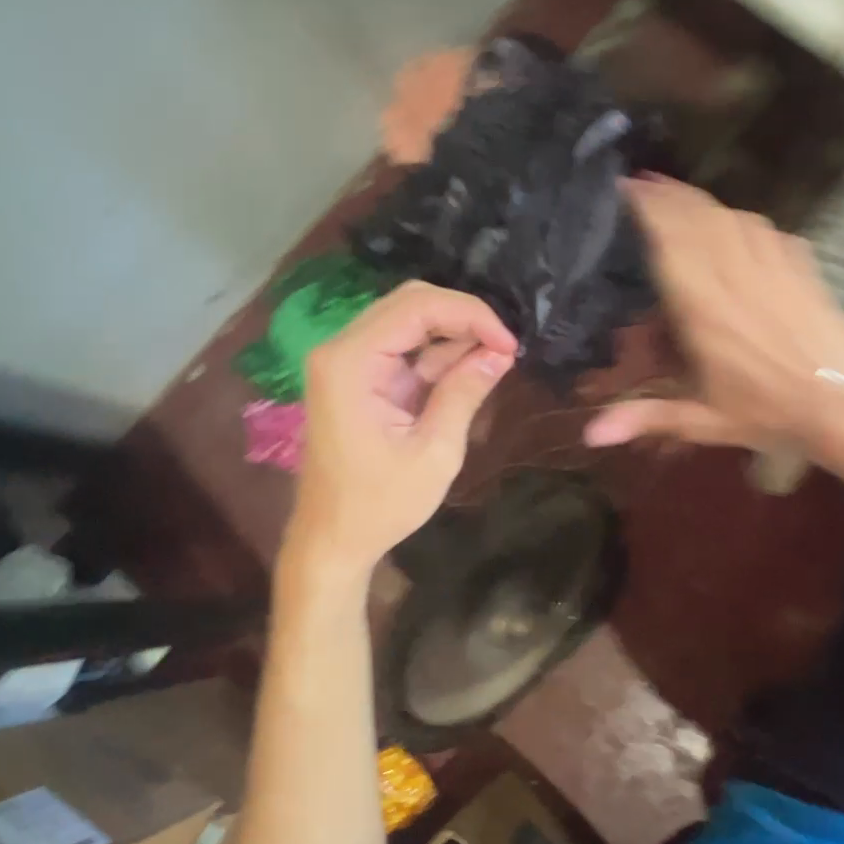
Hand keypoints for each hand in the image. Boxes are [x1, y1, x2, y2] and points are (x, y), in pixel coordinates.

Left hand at [294, 281, 516, 571]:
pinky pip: (403, 349)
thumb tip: (501, 353)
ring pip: (409, 322)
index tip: (510, 345)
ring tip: (495, 361)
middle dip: (463, 318)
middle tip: (505, 350)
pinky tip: (470, 371)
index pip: (417, 307)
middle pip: (410, 304)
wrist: (333, 539)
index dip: (470, 315)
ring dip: (453, 336)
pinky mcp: (358, 379)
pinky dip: (438, 356)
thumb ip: (464, 393)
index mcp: (351, 362)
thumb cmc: (380, 504)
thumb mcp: (434, 452)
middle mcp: (342, 349)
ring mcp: (347, 362)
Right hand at [583, 176, 843, 457]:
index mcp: (704, 304)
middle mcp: (735, 272)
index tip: (622, 187)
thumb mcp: (702, 421)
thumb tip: (588, 436)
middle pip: (696, 214)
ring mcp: (773, 263)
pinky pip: (765, 228)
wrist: (843, 406)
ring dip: (700, 202)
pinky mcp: (802, 266)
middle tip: (640, 184)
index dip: (645, 205)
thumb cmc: (767, 414)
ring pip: (730, 215)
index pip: (669, 236)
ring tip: (678, 199)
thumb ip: (644, 418)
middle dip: (666, 194)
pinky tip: (735, 224)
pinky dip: (740, 220)